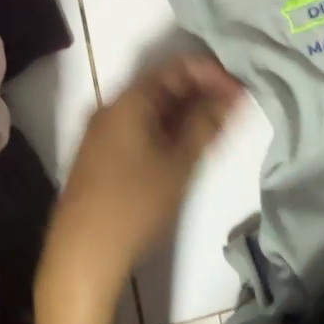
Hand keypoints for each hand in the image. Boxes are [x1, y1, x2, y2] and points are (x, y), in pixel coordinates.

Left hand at [42, 57, 244, 292]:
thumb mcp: (181, 162)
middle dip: (202, 94)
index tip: (241, 90)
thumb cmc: (135, 204)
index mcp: (129, 100)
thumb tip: (235, 94)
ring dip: (186, 113)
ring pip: (153, 109)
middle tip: (235, 110)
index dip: (213, 74)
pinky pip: (140, 127)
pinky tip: (186, 147)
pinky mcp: (100, 155)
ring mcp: (102, 132)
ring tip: (217, 129)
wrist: (82, 256)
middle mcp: (111, 107)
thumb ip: (209, 123)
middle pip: (164, 86)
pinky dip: (167, 129)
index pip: (178, 68)